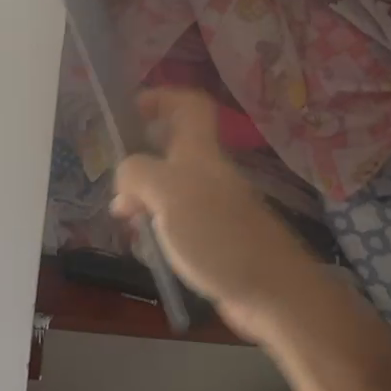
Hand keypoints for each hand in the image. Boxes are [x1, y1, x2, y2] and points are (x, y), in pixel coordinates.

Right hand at [110, 88, 327, 344]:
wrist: (273, 293)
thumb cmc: (219, 236)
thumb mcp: (169, 193)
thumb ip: (137, 174)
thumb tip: (125, 183)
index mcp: (201, 155)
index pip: (189, 105)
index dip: (162, 96)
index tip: (131, 110)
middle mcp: (210, 175)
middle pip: (172, 150)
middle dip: (139, 161)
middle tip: (117, 184)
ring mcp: (215, 208)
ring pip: (169, 190)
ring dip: (143, 199)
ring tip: (125, 221)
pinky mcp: (215, 240)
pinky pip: (177, 223)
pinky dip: (156, 229)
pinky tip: (147, 248)